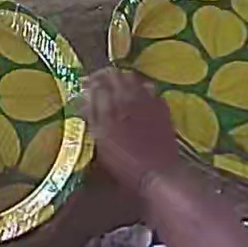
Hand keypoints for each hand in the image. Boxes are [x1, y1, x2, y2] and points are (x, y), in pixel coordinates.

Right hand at [79, 67, 184, 191]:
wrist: (157, 171)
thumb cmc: (123, 161)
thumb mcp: (100, 140)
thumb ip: (92, 115)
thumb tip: (85, 97)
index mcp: (110, 104)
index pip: (97, 81)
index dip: (90, 81)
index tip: (85, 85)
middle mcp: (128, 96)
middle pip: (115, 74)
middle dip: (105, 76)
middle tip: (100, 84)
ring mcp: (147, 99)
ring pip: (133, 78)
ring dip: (123, 80)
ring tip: (119, 89)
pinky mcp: (162, 106)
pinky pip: (150, 89)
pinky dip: (142, 89)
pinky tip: (139, 98)